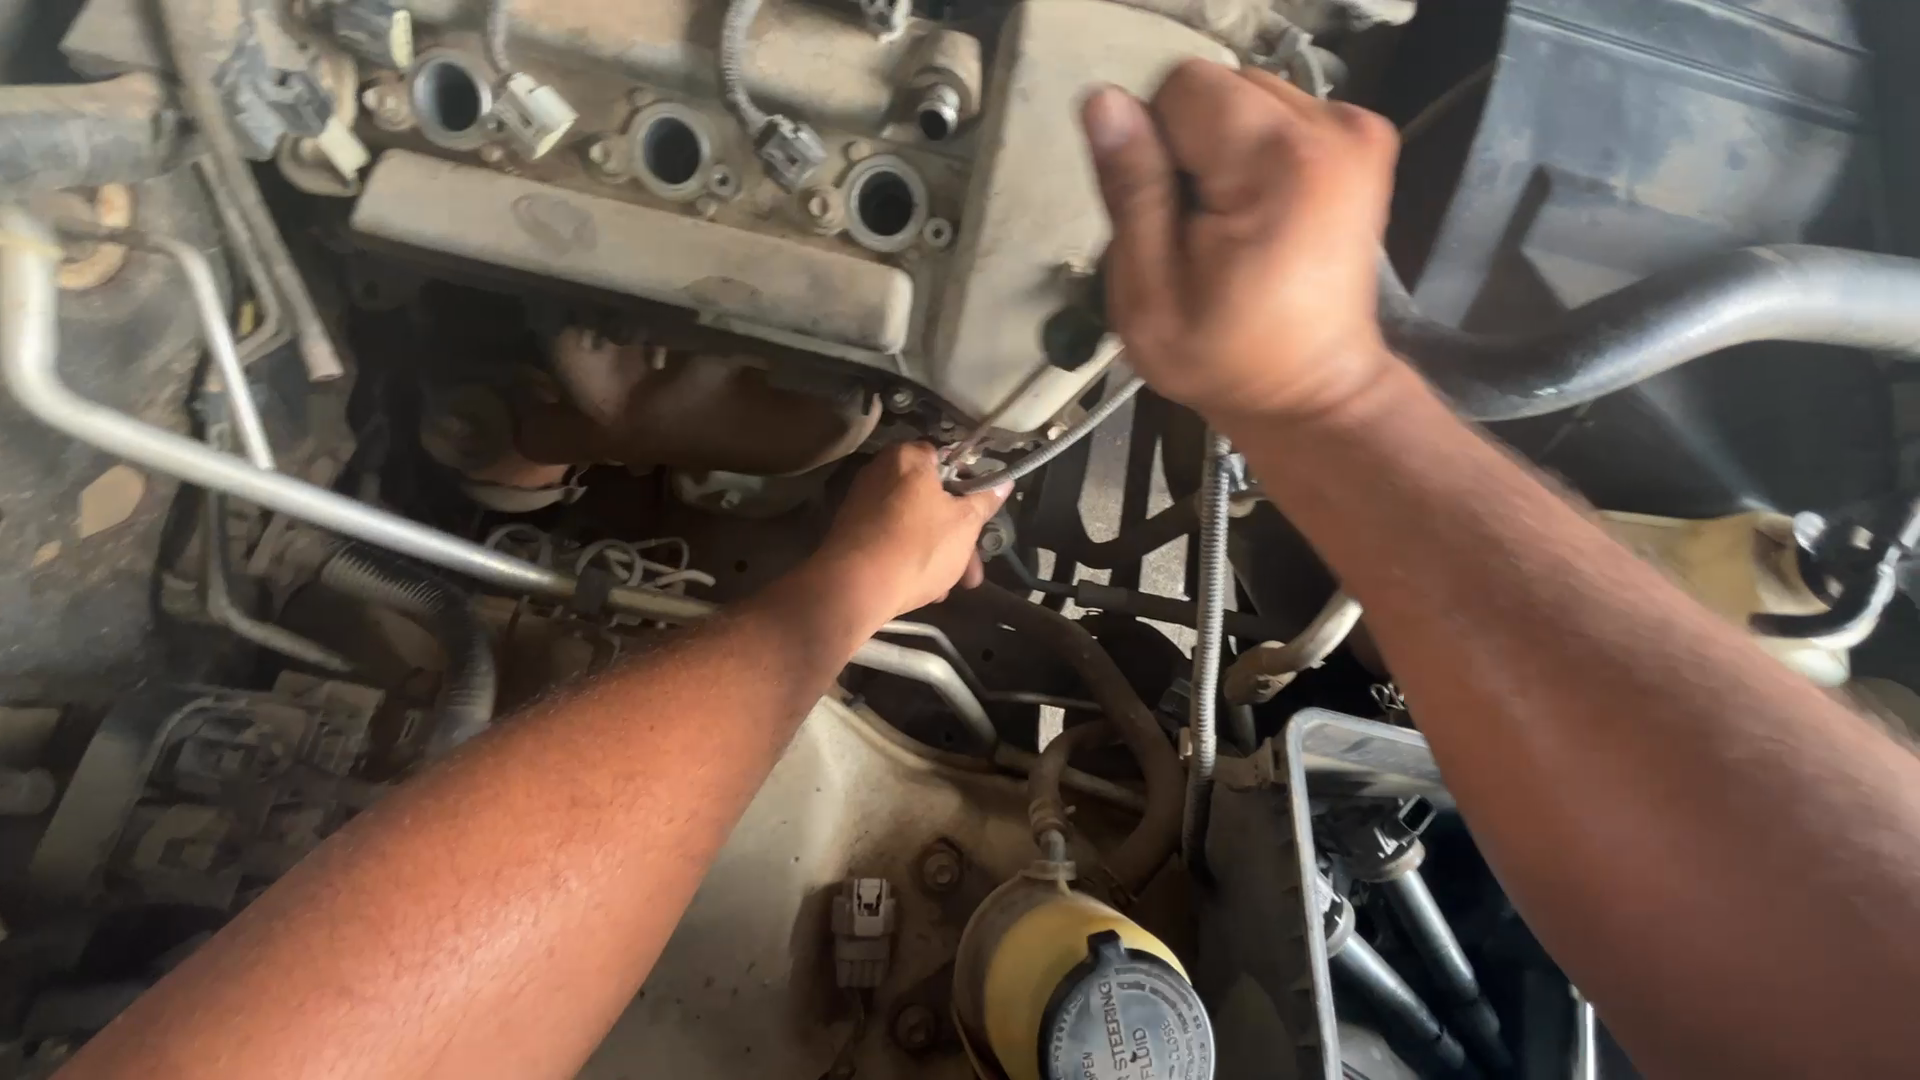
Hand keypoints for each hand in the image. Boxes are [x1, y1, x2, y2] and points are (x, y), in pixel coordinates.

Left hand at [812, 443, 1011, 621]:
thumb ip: (985, 501)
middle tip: (972, 566)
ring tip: (950, 587)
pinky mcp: (851, 532)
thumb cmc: (917, 547)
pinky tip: (925, 588)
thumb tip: (1003, 483)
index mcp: (908, 458)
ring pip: (913, 523)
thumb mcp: (964, 525)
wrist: (853, 588)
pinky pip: (891, 539)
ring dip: (937, 552)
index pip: (946, 457)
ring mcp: (861, 503)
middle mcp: (879, 472)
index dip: (969, 484)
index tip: (980, 511)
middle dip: (957, 535)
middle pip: (930, 498)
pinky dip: (909, 557)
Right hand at [1082, 60, 1402, 426]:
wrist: (1310, 393)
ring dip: (1218, 157)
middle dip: (1187, 153)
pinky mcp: (1362, 143)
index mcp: (1278, 163)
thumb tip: (1102, 103)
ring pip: (1243, 101)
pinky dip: (1251, 161)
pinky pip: (1275, 119)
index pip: (1182, 89)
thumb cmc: (1222, 361)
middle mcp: (1331, 126)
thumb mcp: (1148, 296)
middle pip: (1216, 89)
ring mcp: (1356, 131)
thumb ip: (1130, 194)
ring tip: (1224, 231)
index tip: (1164, 222)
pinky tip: (1254, 219)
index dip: (1153, 152)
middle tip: (1191, 235)